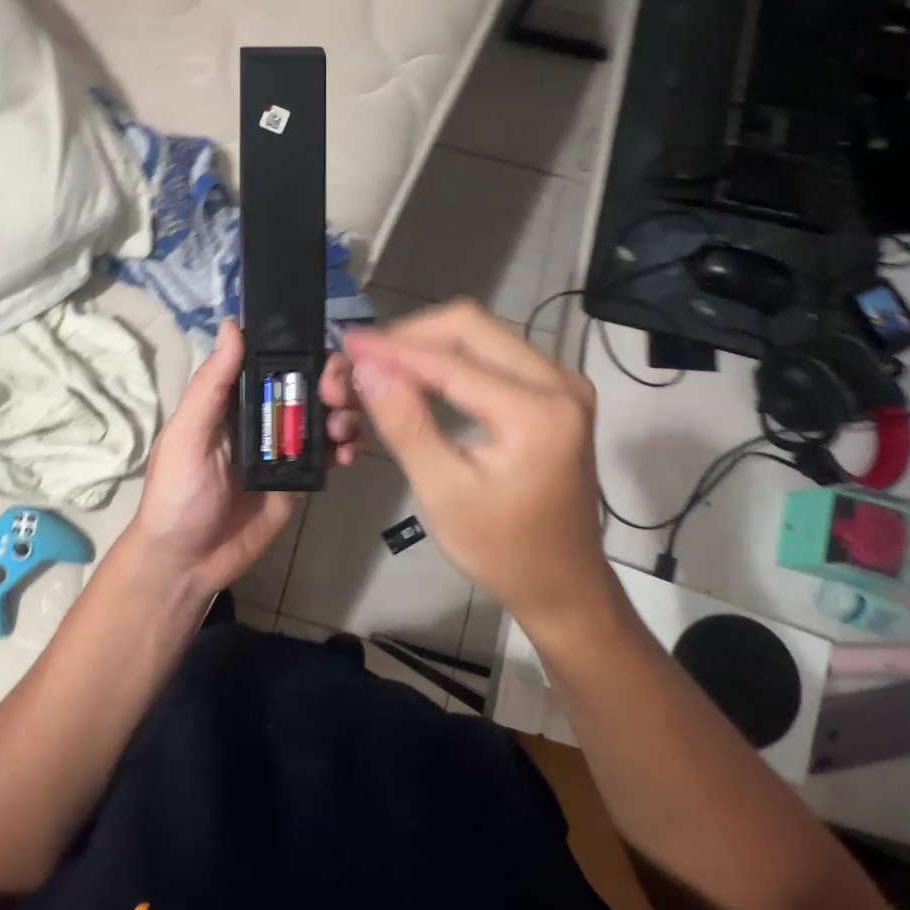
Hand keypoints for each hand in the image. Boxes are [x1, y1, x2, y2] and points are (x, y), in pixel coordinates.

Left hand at [120, 319, 363, 599]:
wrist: (188, 562)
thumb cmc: (176, 495)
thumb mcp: (186, 436)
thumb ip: (211, 385)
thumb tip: (233, 326)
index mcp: (232, 400)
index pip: (275, 360)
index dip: (304, 351)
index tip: (323, 360)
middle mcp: (262, 417)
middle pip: (309, 384)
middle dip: (335, 383)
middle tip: (338, 399)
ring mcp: (283, 448)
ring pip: (326, 415)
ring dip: (346, 414)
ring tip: (343, 432)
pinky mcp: (300, 479)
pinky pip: (330, 455)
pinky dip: (347, 448)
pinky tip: (348, 456)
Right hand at [342, 301, 620, 635]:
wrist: (563, 584)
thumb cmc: (501, 549)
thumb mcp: (443, 491)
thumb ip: (405, 424)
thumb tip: (368, 368)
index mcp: (535, 410)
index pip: (449, 359)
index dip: (391, 348)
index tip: (346, 342)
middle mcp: (558, 382)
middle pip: (472, 326)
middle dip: (410, 335)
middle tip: (363, 357)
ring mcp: (562, 384)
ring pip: (484, 335)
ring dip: (430, 344)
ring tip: (382, 368)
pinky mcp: (556, 393)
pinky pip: (497, 354)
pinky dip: (453, 358)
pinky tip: (419, 378)